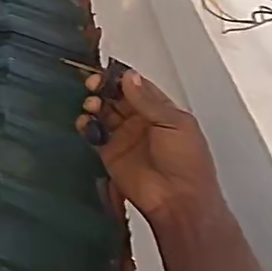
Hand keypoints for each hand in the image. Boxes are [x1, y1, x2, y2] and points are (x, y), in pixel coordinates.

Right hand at [75, 69, 220, 224]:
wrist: (178, 200)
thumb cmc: (185, 161)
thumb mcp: (173, 124)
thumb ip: (147, 100)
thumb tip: (129, 77)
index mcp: (161, 111)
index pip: (138, 86)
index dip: (122, 77)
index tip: (106, 70)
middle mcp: (141, 121)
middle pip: (117, 97)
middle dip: (104, 88)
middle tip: (93, 84)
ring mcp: (124, 137)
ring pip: (104, 112)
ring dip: (95, 104)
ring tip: (91, 104)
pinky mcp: (110, 153)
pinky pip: (94, 134)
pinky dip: (87, 125)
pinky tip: (86, 122)